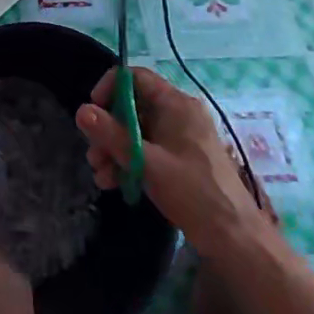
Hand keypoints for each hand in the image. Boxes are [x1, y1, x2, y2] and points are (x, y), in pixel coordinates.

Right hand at [75, 67, 269, 254]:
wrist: (233, 235)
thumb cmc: (192, 192)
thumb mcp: (147, 163)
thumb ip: (113, 136)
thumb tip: (81, 111)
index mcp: (176, 104)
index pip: (136, 77)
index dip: (110, 89)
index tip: (92, 113)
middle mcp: (178, 113)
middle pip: (134, 106)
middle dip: (108, 130)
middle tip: (93, 156)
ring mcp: (180, 136)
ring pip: (137, 131)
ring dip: (115, 150)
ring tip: (101, 177)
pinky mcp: (180, 158)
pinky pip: (147, 148)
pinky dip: (130, 161)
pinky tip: (115, 183)